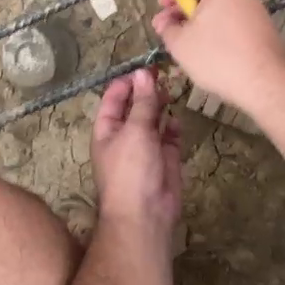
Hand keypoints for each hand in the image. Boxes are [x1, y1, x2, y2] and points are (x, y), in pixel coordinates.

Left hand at [91, 68, 181, 237]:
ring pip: (154, 120)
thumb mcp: (135, 131)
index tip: (146, 68)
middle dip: (147, 91)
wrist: (146, 216)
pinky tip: (176, 119)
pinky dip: (173, 127)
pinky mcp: (165, 159)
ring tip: (171, 91)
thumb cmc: (131, 170)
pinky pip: (169, 137)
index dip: (128, 82)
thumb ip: (143, 102)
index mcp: (107, 129)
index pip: (114, 98)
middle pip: (136, 107)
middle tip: (164, 74)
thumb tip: (144, 73)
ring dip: (161, 106)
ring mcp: (146, 148)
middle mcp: (125, 136)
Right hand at [151, 0, 284, 116]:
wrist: (265, 84)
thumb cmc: (218, 58)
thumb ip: (167, 27)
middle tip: (171, 30)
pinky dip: (221, 34)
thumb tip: (164, 21)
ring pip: (221, 11)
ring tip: (191, 48)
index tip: (164, 6)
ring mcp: (256, 12)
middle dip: (185, 9)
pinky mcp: (264, 31)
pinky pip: (235, 25)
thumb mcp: (181, 44)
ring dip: (202, 24)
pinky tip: (214, 57)